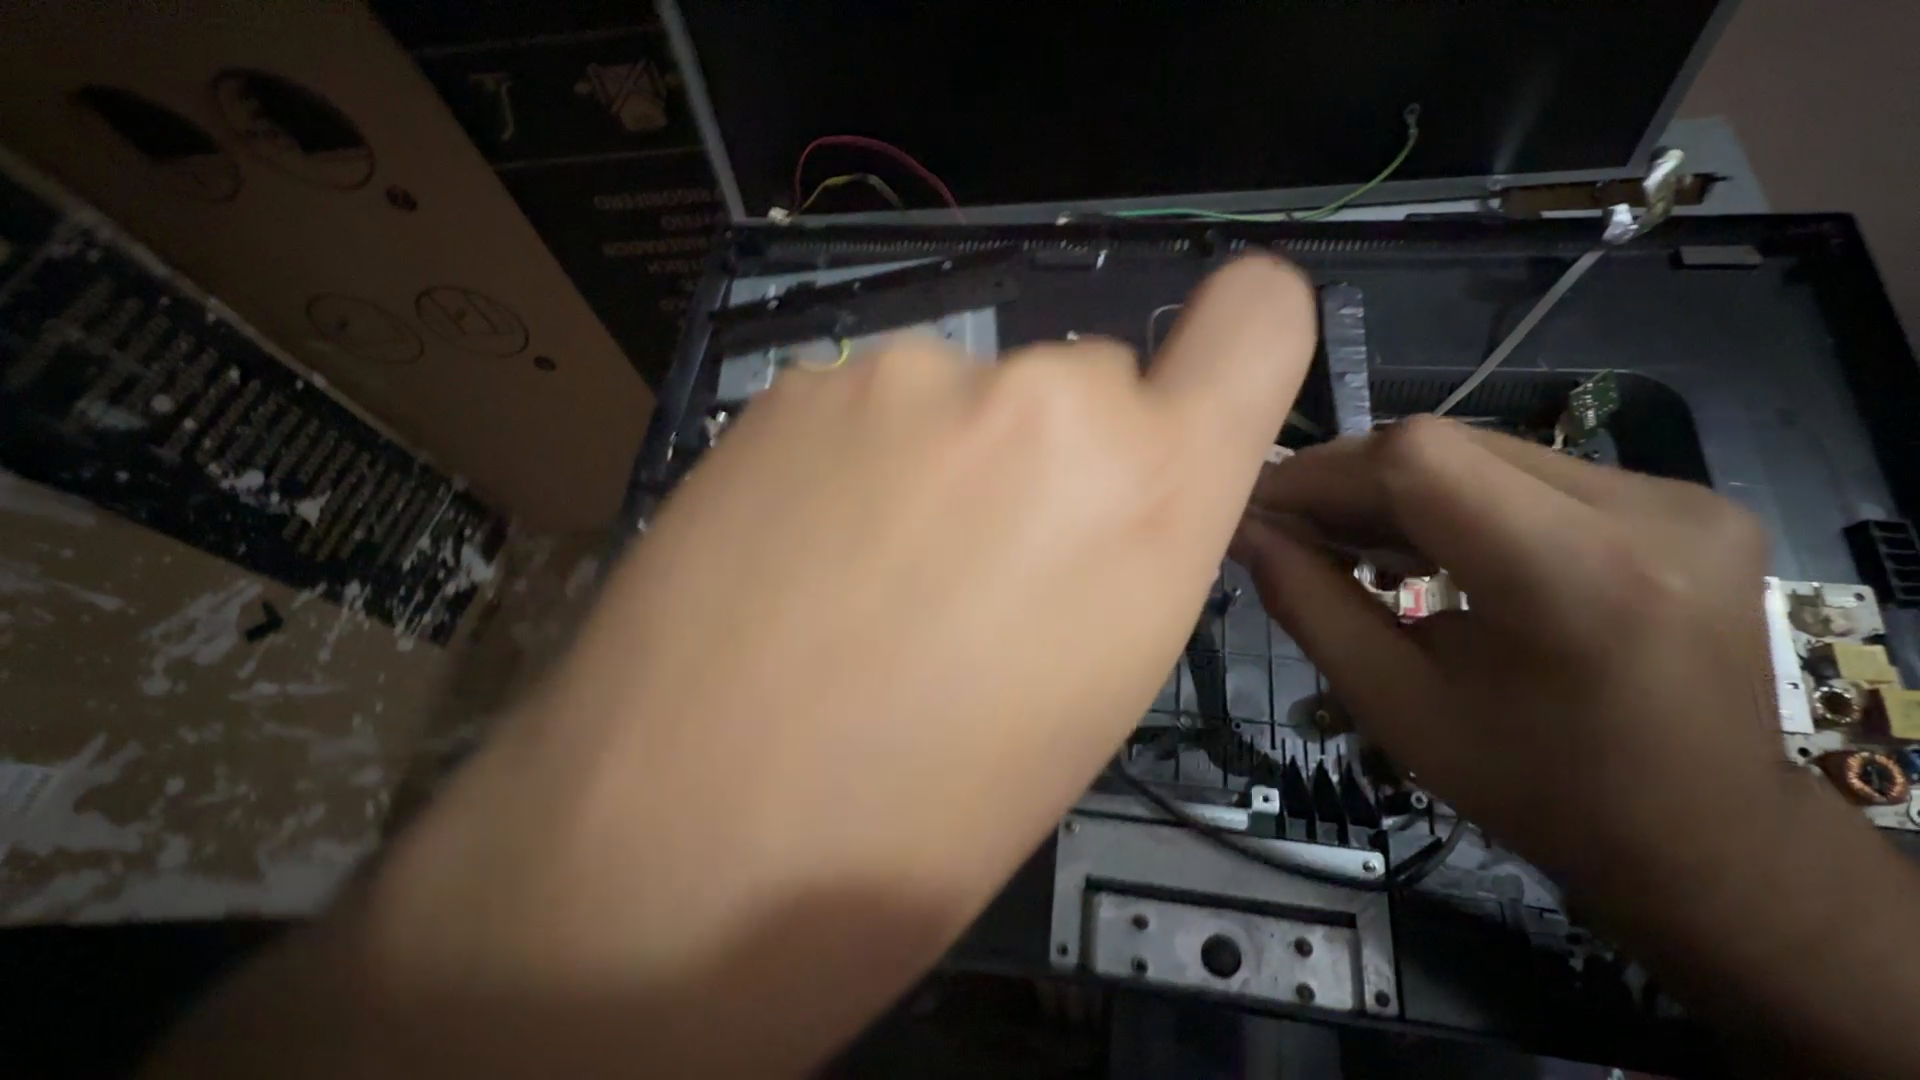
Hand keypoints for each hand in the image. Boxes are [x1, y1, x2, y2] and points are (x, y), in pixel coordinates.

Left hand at [328, 256, 1318, 1075]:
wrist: (689, 844)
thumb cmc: (932, 819)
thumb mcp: (1096, 690)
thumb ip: (1125, 550)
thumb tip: (1104, 494)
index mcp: (1150, 489)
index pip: (1258, 318)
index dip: (1235, 347)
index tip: (1179, 408)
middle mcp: (1039, 398)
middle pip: (1084, 378)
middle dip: (1051, 455)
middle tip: (976, 564)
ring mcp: (900, 377)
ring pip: (963, 395)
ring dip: (940, 459)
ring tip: (863, 578)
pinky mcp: (785, 385)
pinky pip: (860, 407)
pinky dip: (846, 462)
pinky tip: (792, 557)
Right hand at [1231, 418, 1782, 878]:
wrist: (1702, 833)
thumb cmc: (1531, 786)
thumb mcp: (1395, 704)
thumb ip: (1308, 603)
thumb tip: (1244, 527)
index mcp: (1576, 578)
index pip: (1420, 461)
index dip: (1322, 472)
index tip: (1262, 508)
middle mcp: (1647, 513)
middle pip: (1449, 444)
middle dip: (1353, 481)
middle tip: (1298, 531)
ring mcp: (1680, 498)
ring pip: (1486, 450)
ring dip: (1402, 487)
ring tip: (1360, 546)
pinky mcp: (1686, 500)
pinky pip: (1533, 471)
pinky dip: (1460, 497)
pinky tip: (1433, 546)